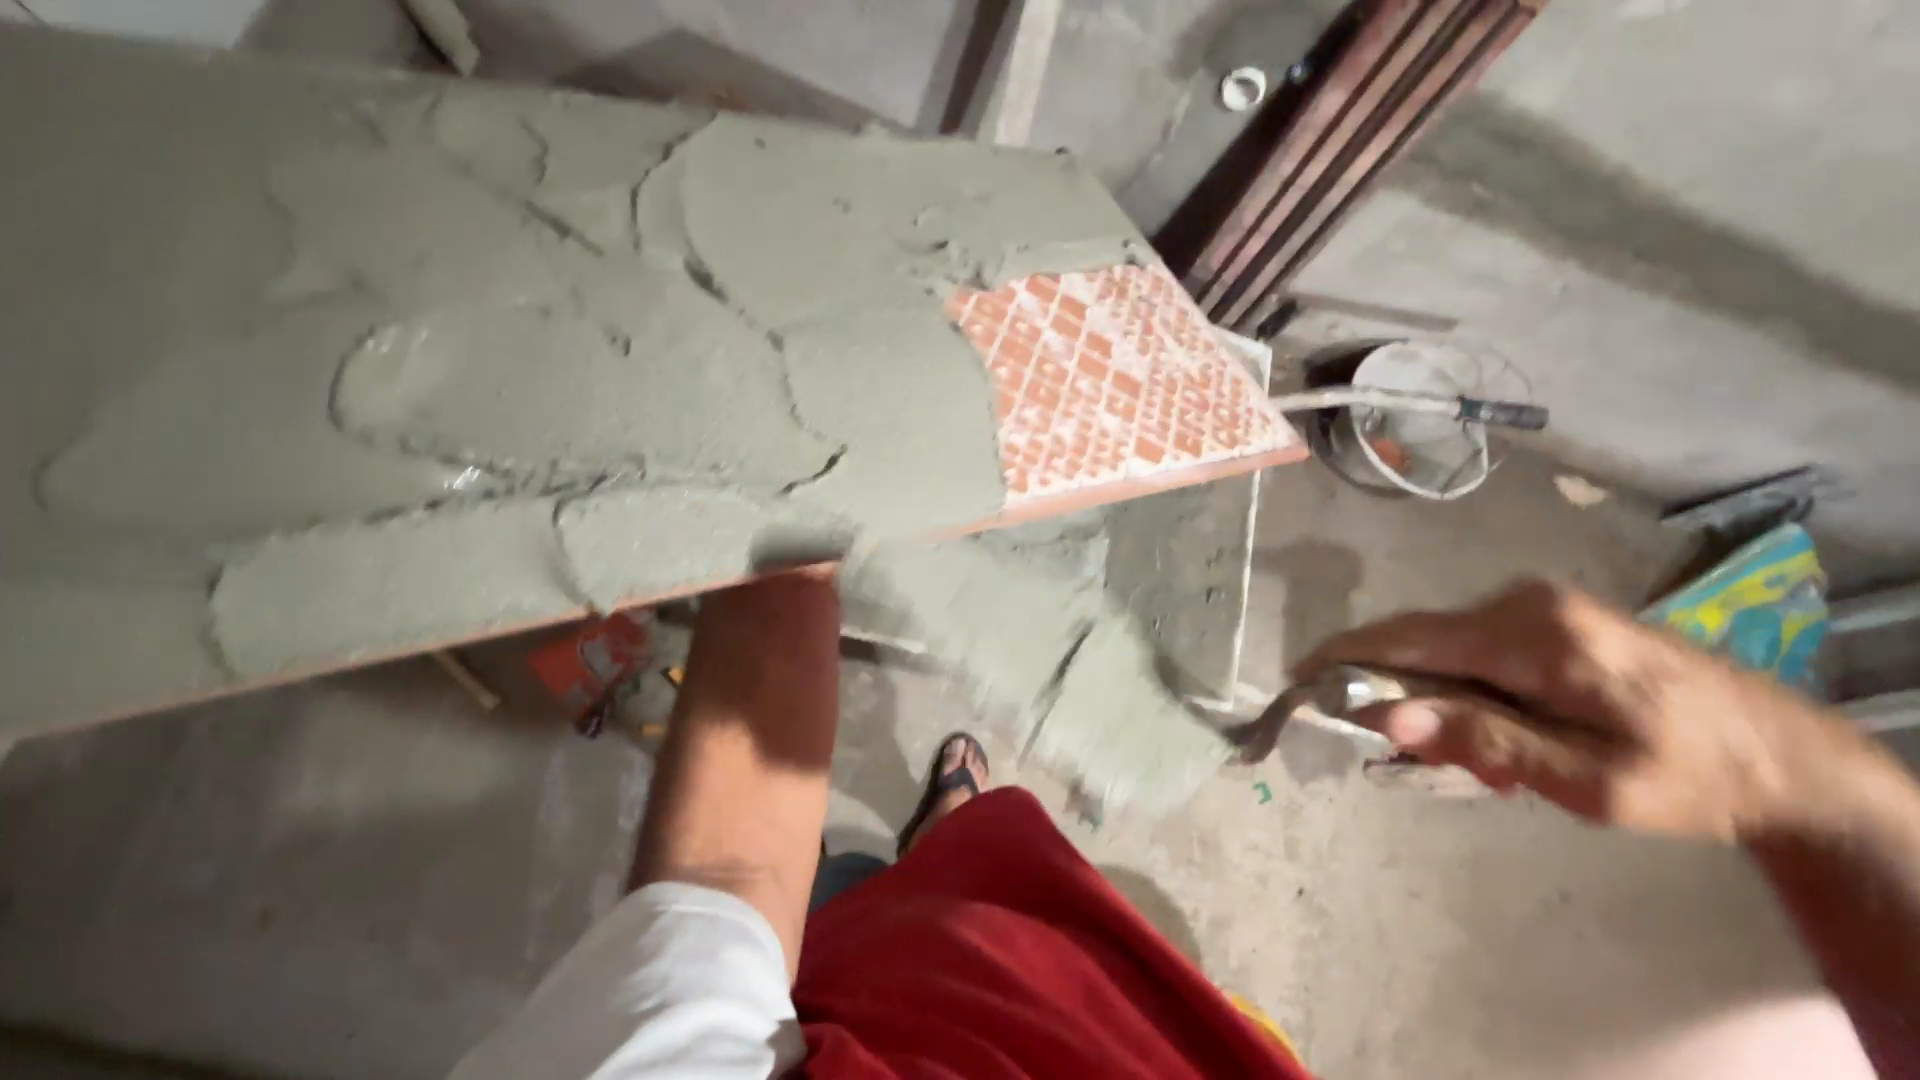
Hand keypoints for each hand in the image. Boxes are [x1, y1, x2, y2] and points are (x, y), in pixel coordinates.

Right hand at [1296, 580, 1872, 841]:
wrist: (1787, 758)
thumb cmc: (1689, 778)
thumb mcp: (1586, 780)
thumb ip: (1483, 739)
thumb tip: (1386, 717)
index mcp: (1537, 634)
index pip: (1411, 638)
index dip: (1347, 657)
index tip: (1296, 679)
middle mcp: (1527, 602)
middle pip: (1421, 639)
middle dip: (1398, 692)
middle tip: (1408, 754)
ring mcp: (1539, 604)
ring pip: (1445, 645)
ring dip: (1437, 697)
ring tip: (1483, 761)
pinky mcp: (1548, 616)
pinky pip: (1474, 646)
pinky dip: (1464, 688)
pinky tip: (1502, 733)